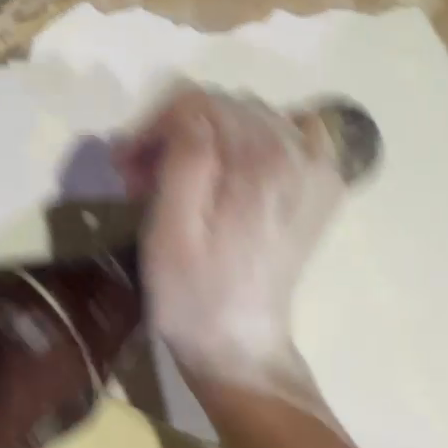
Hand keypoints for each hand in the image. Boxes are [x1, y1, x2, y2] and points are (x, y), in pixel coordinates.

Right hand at [112, 85, 343, 394]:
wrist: (236, 343)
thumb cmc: (189, 294)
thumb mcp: (169, 229)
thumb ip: (183, 157)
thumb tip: (185, 117)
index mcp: (258, 158)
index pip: (197, 103)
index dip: (151, 129)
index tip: (126, 171)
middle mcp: (299, 150)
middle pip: (226, 107)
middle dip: (178, 133)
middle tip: (142, 183)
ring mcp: (320, 168)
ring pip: (255, 118)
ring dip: (211, 139)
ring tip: (184, 182)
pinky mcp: (322, 188)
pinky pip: (296, 135)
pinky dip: (259, 144)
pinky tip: (237, 177)